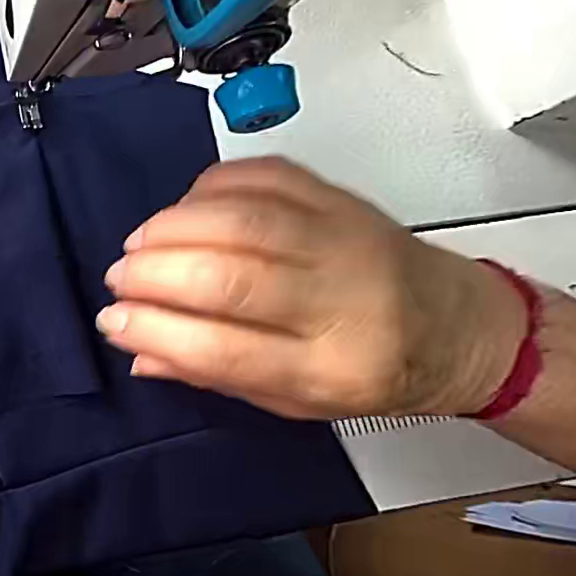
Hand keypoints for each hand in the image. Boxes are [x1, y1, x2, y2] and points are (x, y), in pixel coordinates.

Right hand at [95, 157, 526, 419]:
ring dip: (171, 228)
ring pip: (243, 220)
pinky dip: (207, 188)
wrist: (463, 327)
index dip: (155, 330)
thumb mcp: (290, 400)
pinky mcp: (344, 198)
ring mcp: (349, 241)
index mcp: (331, 369)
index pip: (226, 349)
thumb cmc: (368, 373)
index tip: (112, 319)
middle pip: (230, 277)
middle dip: (153, 274)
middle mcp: (346, 302)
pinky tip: (183, 211)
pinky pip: (264, 176)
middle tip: (119, 278)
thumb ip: (209, 374)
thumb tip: (133, 347)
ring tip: (138, 244)